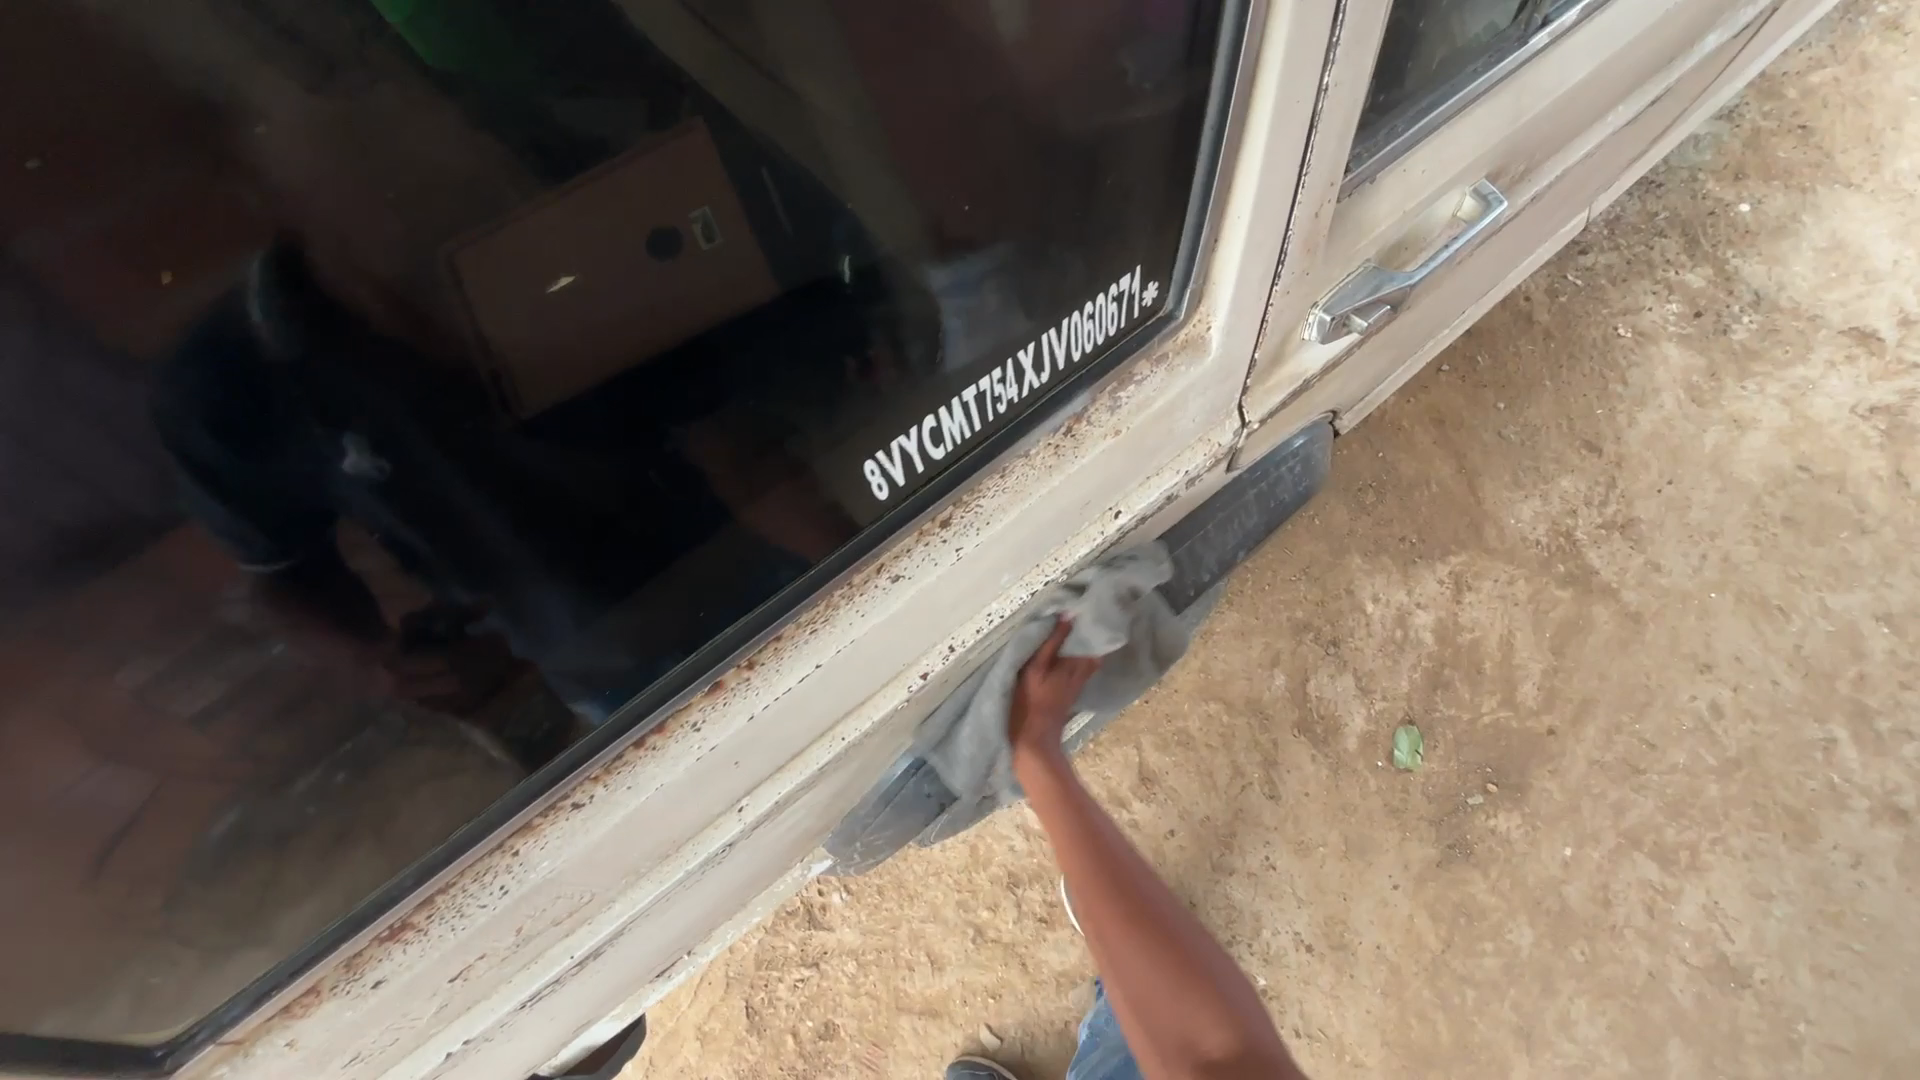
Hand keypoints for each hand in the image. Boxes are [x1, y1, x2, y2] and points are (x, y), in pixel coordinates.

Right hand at [1008, 617, 1100, 760]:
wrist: (1033, 739)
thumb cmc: (1030, 701)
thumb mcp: (1035, 668)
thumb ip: (1051, 642)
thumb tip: (1068, 615)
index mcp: (1075, 664)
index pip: (1094, 639)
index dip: (1093, 622)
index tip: (1088, 606)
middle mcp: (1082, 672)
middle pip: (1093, 648)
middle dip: (1090, 632)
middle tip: (1083, 612)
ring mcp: (1077, 684)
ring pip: (1087, 658)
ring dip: (1083, 644)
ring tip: (1074, 627)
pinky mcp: (1070, 692)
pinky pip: (1080, 668)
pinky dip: (1076, 656)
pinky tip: (1066, 650)